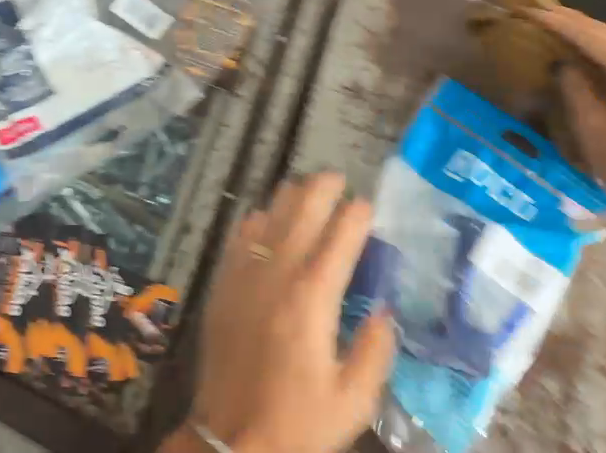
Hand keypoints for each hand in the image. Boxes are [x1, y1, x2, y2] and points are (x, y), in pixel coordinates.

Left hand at [184, 173, 395, 452]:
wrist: (230, 438)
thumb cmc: (297, 423)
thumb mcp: (353, 400)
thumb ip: (374, 351)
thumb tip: (383, 310)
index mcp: (311, 300)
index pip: (339, 240)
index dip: (355, 216)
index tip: (367, 204)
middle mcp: (276, 276)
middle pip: (300, 213)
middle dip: (321, 189)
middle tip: (338, 179)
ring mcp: (243, 276)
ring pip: (267, 216)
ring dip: (289, 198)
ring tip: (306, 189)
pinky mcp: (222, 285)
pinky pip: (239, 236)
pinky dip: (256, 219)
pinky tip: (264, 218)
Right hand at [528, 6, 605, 232]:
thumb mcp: (592, 128)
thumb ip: (576, 88)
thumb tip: (566, 66)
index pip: (595, 37)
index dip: (560, 22)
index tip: (530, 10)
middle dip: (579, 24)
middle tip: (544, 13)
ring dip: (597, 38)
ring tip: (565, 30)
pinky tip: (595, 59)